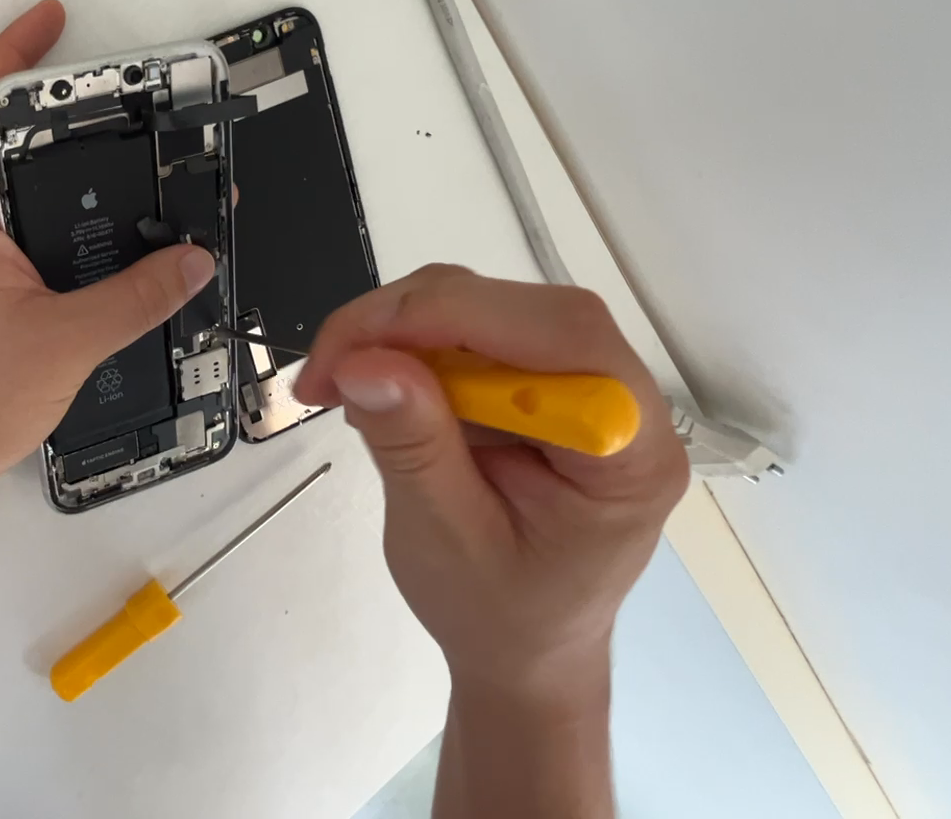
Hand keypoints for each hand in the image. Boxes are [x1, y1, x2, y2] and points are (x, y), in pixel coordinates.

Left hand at [0, 0, 214, 515]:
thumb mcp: (64, 341)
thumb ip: (136, 297)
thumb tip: (195, 260)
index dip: (10, 52)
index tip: (52, 20)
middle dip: (45, 104)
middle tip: (108, 93)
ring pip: (6, 186)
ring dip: (51, 163)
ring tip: (115, 155)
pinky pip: (14, 229)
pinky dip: (52, 215)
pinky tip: (97, 234)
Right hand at [292, 265, 687, 695]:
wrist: (519, 646)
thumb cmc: (493, 611)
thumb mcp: (444, 538)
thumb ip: (412, 446)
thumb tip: (362, 362)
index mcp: (627, 450)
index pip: (560, 336)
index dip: (454, 316)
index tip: (355, 351)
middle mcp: (612, 397)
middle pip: (509, 306)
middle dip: (400, 322)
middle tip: (323, 371)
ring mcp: (567, 381)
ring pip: (471, 304)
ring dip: (387, 332)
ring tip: (334, 386)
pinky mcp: (525, 378)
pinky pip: (455, 330)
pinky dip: (395, 347)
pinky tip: (365, 389)